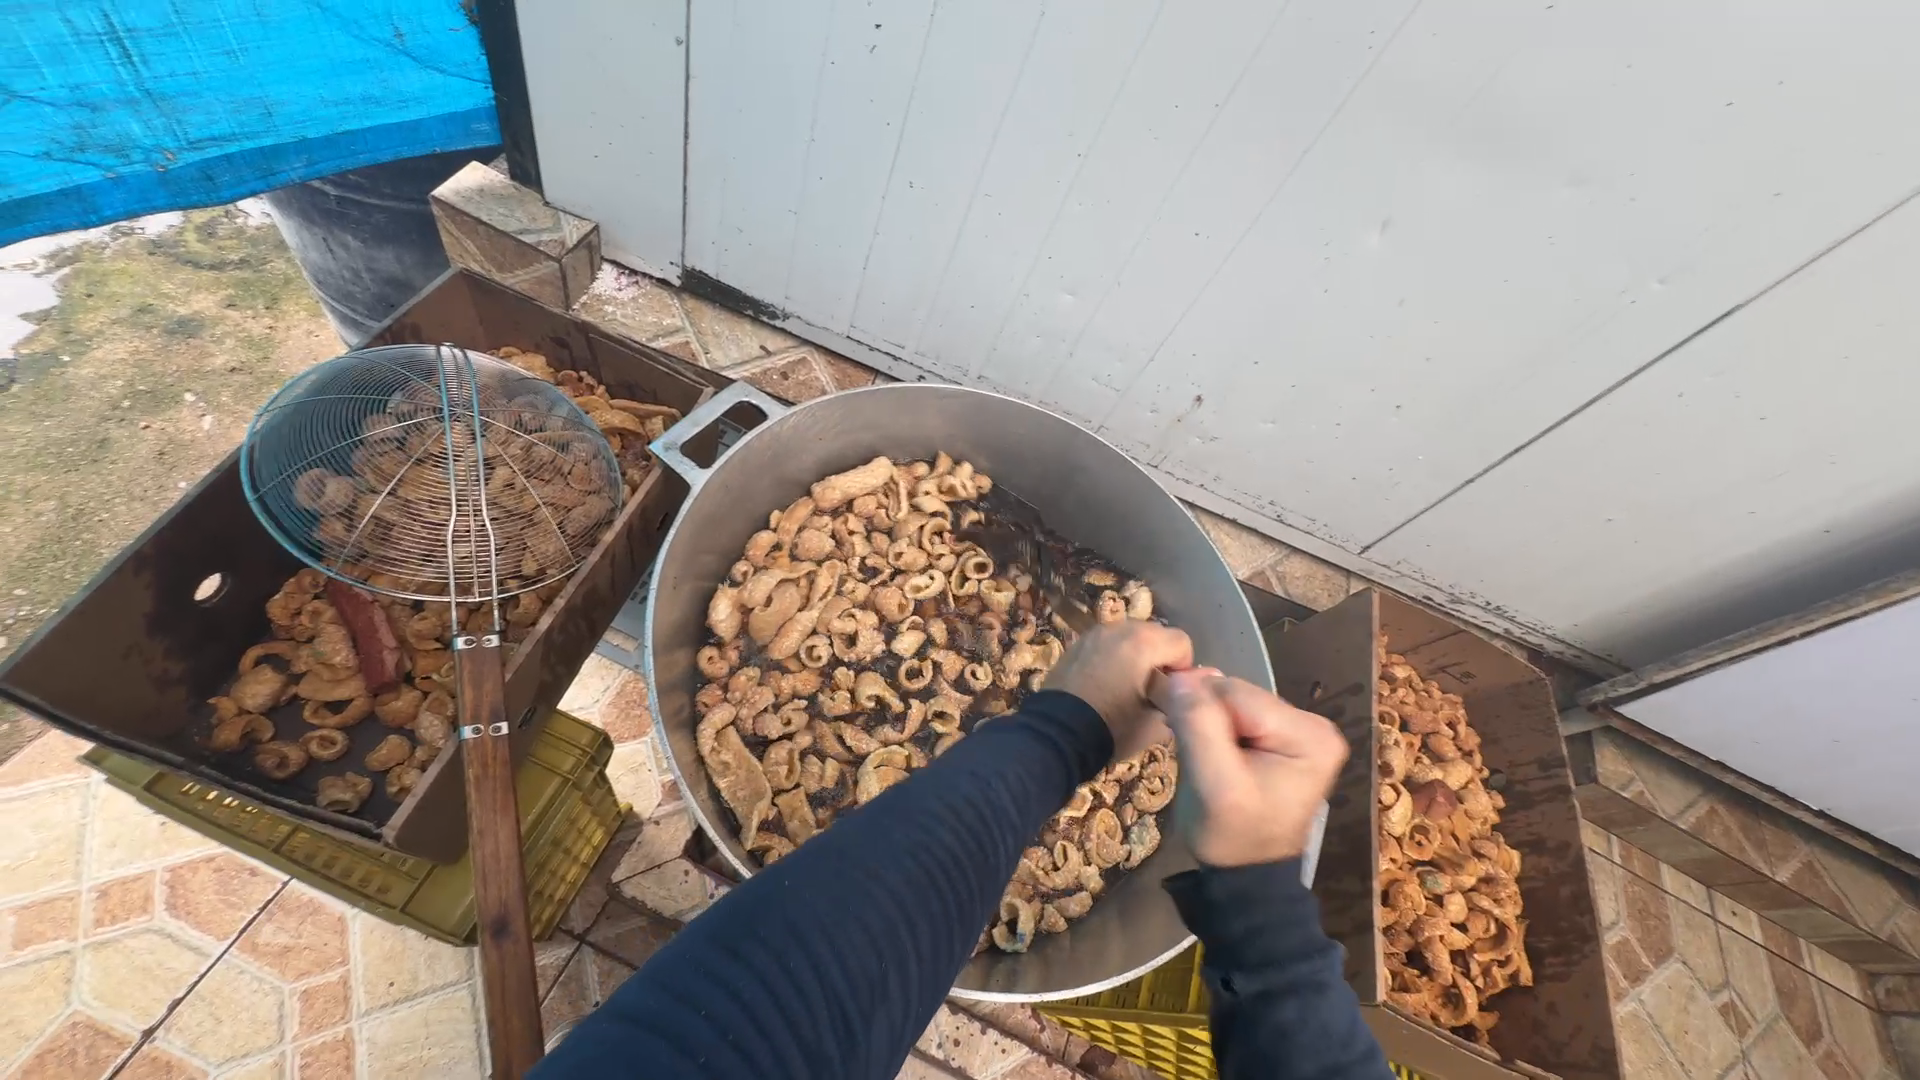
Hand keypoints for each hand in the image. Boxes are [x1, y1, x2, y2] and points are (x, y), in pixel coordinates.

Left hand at [1043, 621, 1193, 759]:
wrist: (1058, 733)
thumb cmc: (1113, 728)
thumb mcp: (1156, 724)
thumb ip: (1177, 701)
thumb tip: (1179, 692)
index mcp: (1143, 643)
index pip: (1182, 642)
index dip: (1183, 667)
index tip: (1172, 691)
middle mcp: (1119, 629)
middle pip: (1156, 633)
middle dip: (1160, 657)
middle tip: (1153, 688)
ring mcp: (1095, 633)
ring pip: (1130, 635)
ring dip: (1137, 654)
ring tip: (1129, 684)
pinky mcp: (1078, 643)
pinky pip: (1108, 642)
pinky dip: (1115, 655)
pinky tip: (1107, 681)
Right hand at [1164, 673, 1347, 867]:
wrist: (1243, 872)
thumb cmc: (1232, 836)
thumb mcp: (1213, 785)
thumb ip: (1199, 726)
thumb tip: (1181, 676)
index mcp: (1309, 734)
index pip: (1234, 692)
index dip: (1199, 710)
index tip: (1179, 738)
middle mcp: (1312, 723)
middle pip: (1234, 693)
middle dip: (1204, 716)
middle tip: (1192, 753)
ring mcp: (1298, 728)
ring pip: (1230, 701)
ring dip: (1205, 722)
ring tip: (1199, 756)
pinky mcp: (1281, 735)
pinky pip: (1234, 713)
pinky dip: (1213, 728)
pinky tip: (1209, 751)